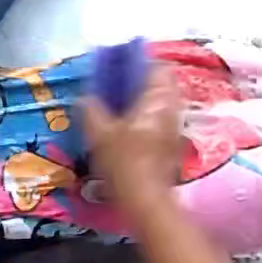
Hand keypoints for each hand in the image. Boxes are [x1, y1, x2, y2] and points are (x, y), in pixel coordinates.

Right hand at [82, 68, 184, 221]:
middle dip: (141, 81)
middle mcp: (173, 109)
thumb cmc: (125, 162)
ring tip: (118, 106)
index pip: (157, 66)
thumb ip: (92, 110)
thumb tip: (86, 99)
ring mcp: (175, 128)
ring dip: (143, 100)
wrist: (146, 201)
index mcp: (158, 99)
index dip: (139, 61)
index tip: (119, 64)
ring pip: (161, 103)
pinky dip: (146, 117)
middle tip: (117, 85)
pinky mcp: (172, 145)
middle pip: (162, 84)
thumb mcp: (100, 133)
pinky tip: (126, 128)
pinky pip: (160, 120)